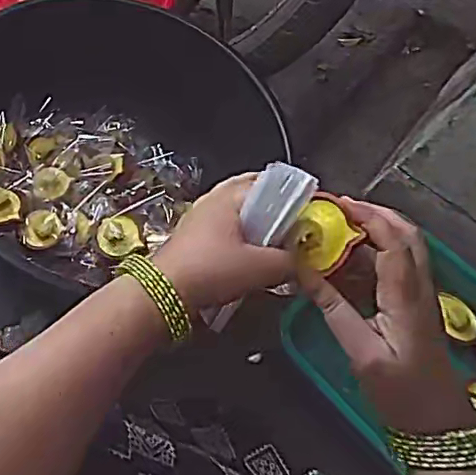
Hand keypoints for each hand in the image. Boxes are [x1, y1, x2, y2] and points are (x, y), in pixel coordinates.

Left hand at [151, 172, 297, 308]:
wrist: (165, 291)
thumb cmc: (211, 269)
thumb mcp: (260, 267)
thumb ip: (289, 261)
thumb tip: (303, 261)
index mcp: (228, 197)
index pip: (267, 183)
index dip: (292, 195)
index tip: (310, 209)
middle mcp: (212, 200)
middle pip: (251, 195)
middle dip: (275, 208)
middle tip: (296, 224)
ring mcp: (200, 217)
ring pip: (237, 213)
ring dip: (258, 224)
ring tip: (278, 241)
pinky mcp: (194, 236)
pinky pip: (225, 229)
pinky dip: (242, 236)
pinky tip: (253, 255)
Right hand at [297, 198, 473, 433]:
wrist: (438, 426)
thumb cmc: (402, 392)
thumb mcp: (360, 351)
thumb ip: (331, 306)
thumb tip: (301, 269)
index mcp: (406, 295)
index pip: (392, 240)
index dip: (365, 215)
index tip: (333, 203)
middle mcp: (418, 287)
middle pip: (406, 233)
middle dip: (372, 212)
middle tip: (335, 207)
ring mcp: (419, 295)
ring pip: (404, 246)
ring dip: (373, 229)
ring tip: (336, 227)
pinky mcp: (413, 305)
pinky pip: (396, 265)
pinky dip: (372, 251)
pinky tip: (345, 259)